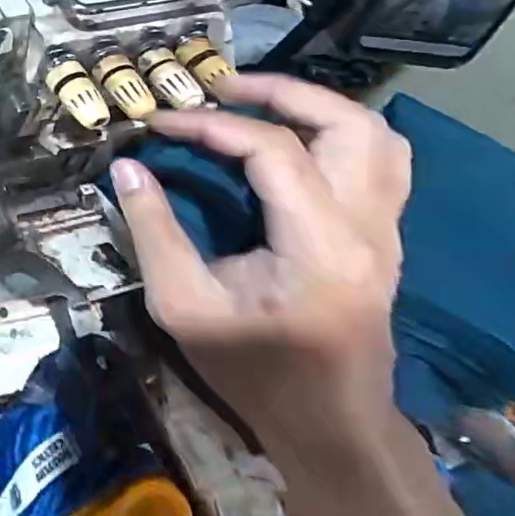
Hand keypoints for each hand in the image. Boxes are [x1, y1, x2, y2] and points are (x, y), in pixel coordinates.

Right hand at [110, 73, 410, 444]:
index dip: (210, 124)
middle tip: (221, 88)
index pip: (273, 151)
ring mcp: (386, 234)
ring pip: (378, 138)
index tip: (157, 123)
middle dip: (283, 92)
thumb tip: (128, 167)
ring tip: (253, 102)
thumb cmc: (254, 371)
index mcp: (320, 248)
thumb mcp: (182, 306)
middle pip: (352, 126)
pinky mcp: (382, 239)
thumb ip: (153, 230)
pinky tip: (286, 140)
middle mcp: (368, 231)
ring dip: (315, 107)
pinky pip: (377, 162)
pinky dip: (332, 133)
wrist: (331, 427)